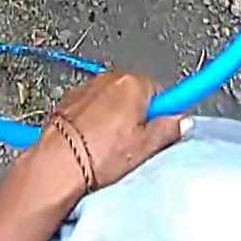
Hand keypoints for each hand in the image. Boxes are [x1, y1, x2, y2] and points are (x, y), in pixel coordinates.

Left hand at [28, 71, 181, 194]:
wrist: (57, 163)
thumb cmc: (98, 156)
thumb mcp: (143, 149)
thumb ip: (167, 130)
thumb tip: (183, 121)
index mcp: (134, 84)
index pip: (160, 91)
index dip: (161, 112)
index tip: (161, 126)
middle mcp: (112, 77)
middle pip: (136, 93)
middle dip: (136, 115)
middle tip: (133, 144)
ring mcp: (89, 85)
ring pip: (112, 98)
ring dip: (113, 116)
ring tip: (108, 146)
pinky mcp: (71, 96)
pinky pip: (91, 104)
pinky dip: (93, 117)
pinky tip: (90, 141)